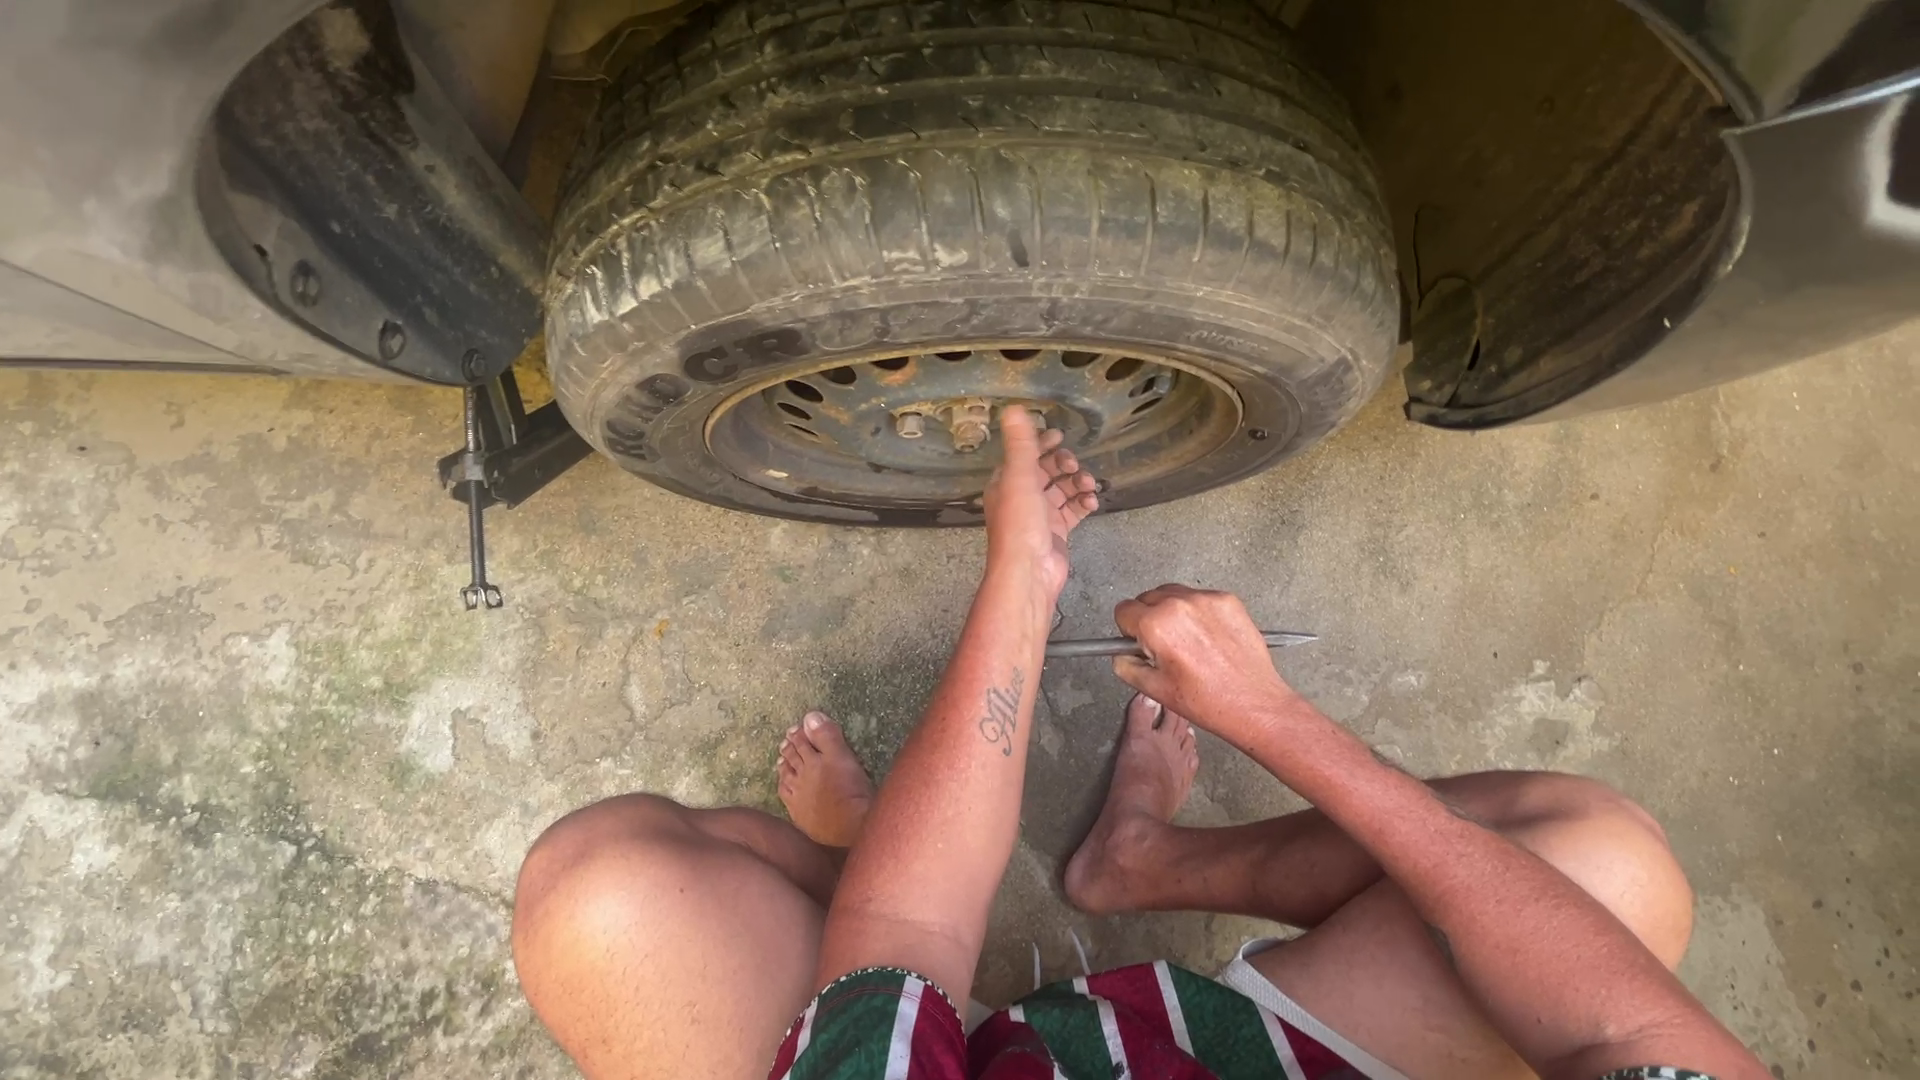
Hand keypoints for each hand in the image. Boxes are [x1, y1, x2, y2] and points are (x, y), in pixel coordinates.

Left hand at [982, 406, 1098, 601]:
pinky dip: (1083, 504)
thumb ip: (1020, 442)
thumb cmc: (1020, 525)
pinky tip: (1092, 502)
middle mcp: (1021, 497)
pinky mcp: (1057, 531)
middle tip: (1074, 466)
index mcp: (1006, 483)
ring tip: (1089, 485)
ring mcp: (1040, 516)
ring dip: (1078, 483)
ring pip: (1063, 490)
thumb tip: (1012, 409)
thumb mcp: (1019, 476)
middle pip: (1046, 471)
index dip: (1041, 444)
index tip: (1059, 437)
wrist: (1029, 571)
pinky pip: (1073, 511)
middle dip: (1064, 464)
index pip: (1024, 455)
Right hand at [1111, 585, 1298, 745]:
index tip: (1138, 641)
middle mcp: (1180, 605)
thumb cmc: (1209, 700)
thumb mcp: (1154, 689)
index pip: (1123, 609)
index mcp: (1157, 625)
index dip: (1128, 629)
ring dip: (1171, 611)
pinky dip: (1197, 612)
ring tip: (1187, 641)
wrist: (1253, 702)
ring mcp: (1206, 600)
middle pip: (1146, 597)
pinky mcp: (1227, 600)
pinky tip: (1206, 637)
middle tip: (1164, 645)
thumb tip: (1120, 654)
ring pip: (1172, 594)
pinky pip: (1199, 597)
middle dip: (1148, 618)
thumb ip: (1126, 666)